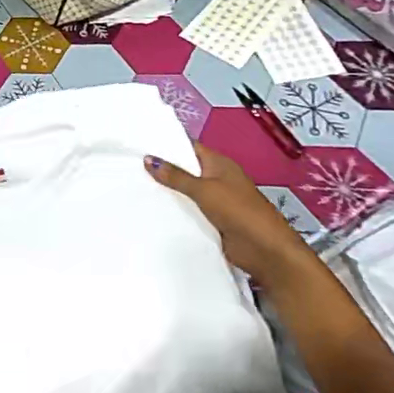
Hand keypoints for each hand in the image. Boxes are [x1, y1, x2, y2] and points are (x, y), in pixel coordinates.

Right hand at [145, 144, 320, 288]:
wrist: (265, 250)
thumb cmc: (239, 211)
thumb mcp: (204, 190)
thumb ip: (175, 176)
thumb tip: (148, 159)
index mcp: (218, 163)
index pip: (189, 147)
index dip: (166, 143)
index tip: (139, 141)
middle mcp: (215, 178)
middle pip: (184, 169)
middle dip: (161, 168)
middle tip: (128, 164)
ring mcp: (213, 200)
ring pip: (184, 191)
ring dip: (166, 190)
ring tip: (132, 183)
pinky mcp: (210, 220)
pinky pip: (187, 210)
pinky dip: (173, 209)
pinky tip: (149, 207)